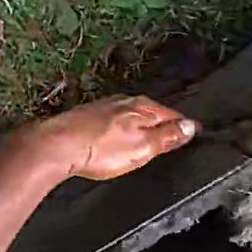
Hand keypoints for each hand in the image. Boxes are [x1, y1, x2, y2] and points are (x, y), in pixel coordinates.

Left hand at [20, 95, 197, 180]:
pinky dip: (120, 127)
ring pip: (131, 114)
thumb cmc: (101, 149)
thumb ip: (166, 137)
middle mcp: (125, 102)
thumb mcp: (142, 147)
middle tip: (174, 132)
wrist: (58, 145)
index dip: (183, 126)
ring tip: (149, 133)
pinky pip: (113, 120)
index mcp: (142, 108)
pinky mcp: (87, 116)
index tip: (194, 133)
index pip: (173, 115)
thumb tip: (190, 127)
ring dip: (140, 123)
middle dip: (163, 122)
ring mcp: (104, 107)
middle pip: (151, 112)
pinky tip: (117, 135)